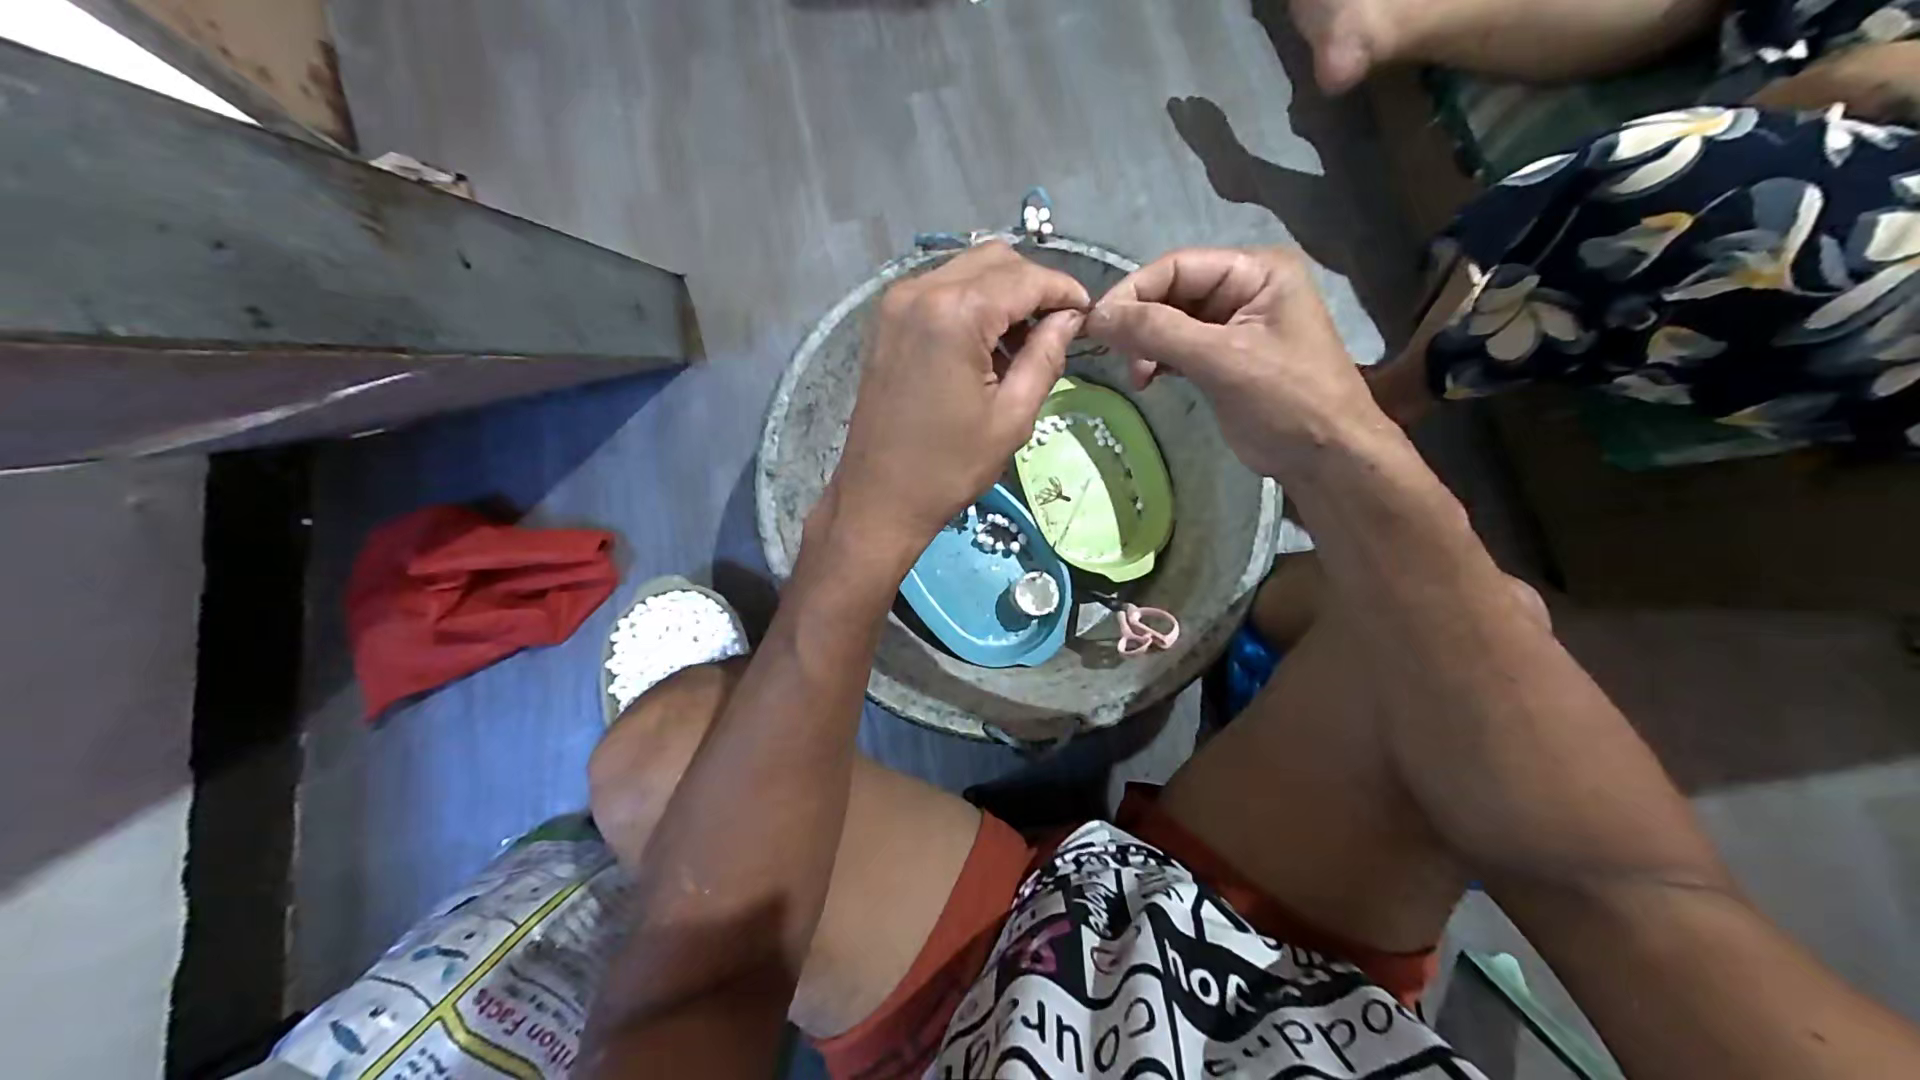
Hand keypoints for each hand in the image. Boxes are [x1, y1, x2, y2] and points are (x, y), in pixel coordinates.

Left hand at [827, 241, 1088, 564]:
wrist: (879, 497)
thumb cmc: (949, 466)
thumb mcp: (1013, 416)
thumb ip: (1046, 356)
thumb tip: (1070, 319)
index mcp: (955, 314)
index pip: (1025, 278)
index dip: (1064, 290)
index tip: (1087, 313)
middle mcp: (921, 291)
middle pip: (995, 260)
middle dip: (1033, 287)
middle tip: (1054, 330)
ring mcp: (898, 303)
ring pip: (967, 270)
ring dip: (1002, 294)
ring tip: (1020, 343)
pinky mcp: (887, 320)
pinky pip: (941, 289)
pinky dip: (971, 303)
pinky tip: (985, 344)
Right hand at [1085, 246, 1391, 476]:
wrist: (1325, 457)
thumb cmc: (1286, 399)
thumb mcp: (1222, 359)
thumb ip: (1158, 332)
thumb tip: (1096, 317)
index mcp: (1256, 270)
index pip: (1177, 266)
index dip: (1133, 292)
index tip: (1095, 326)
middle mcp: (1243, 288)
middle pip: (1169, 292)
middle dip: (1138, 323)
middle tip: (1117, 357)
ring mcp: (1231, 323)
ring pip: (1168, 322)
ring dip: (1144, 346)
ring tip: (1138, 376)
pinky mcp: (1221, 357)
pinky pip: (1175, 347)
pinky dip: (1155, 361)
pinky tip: (1146, 380)